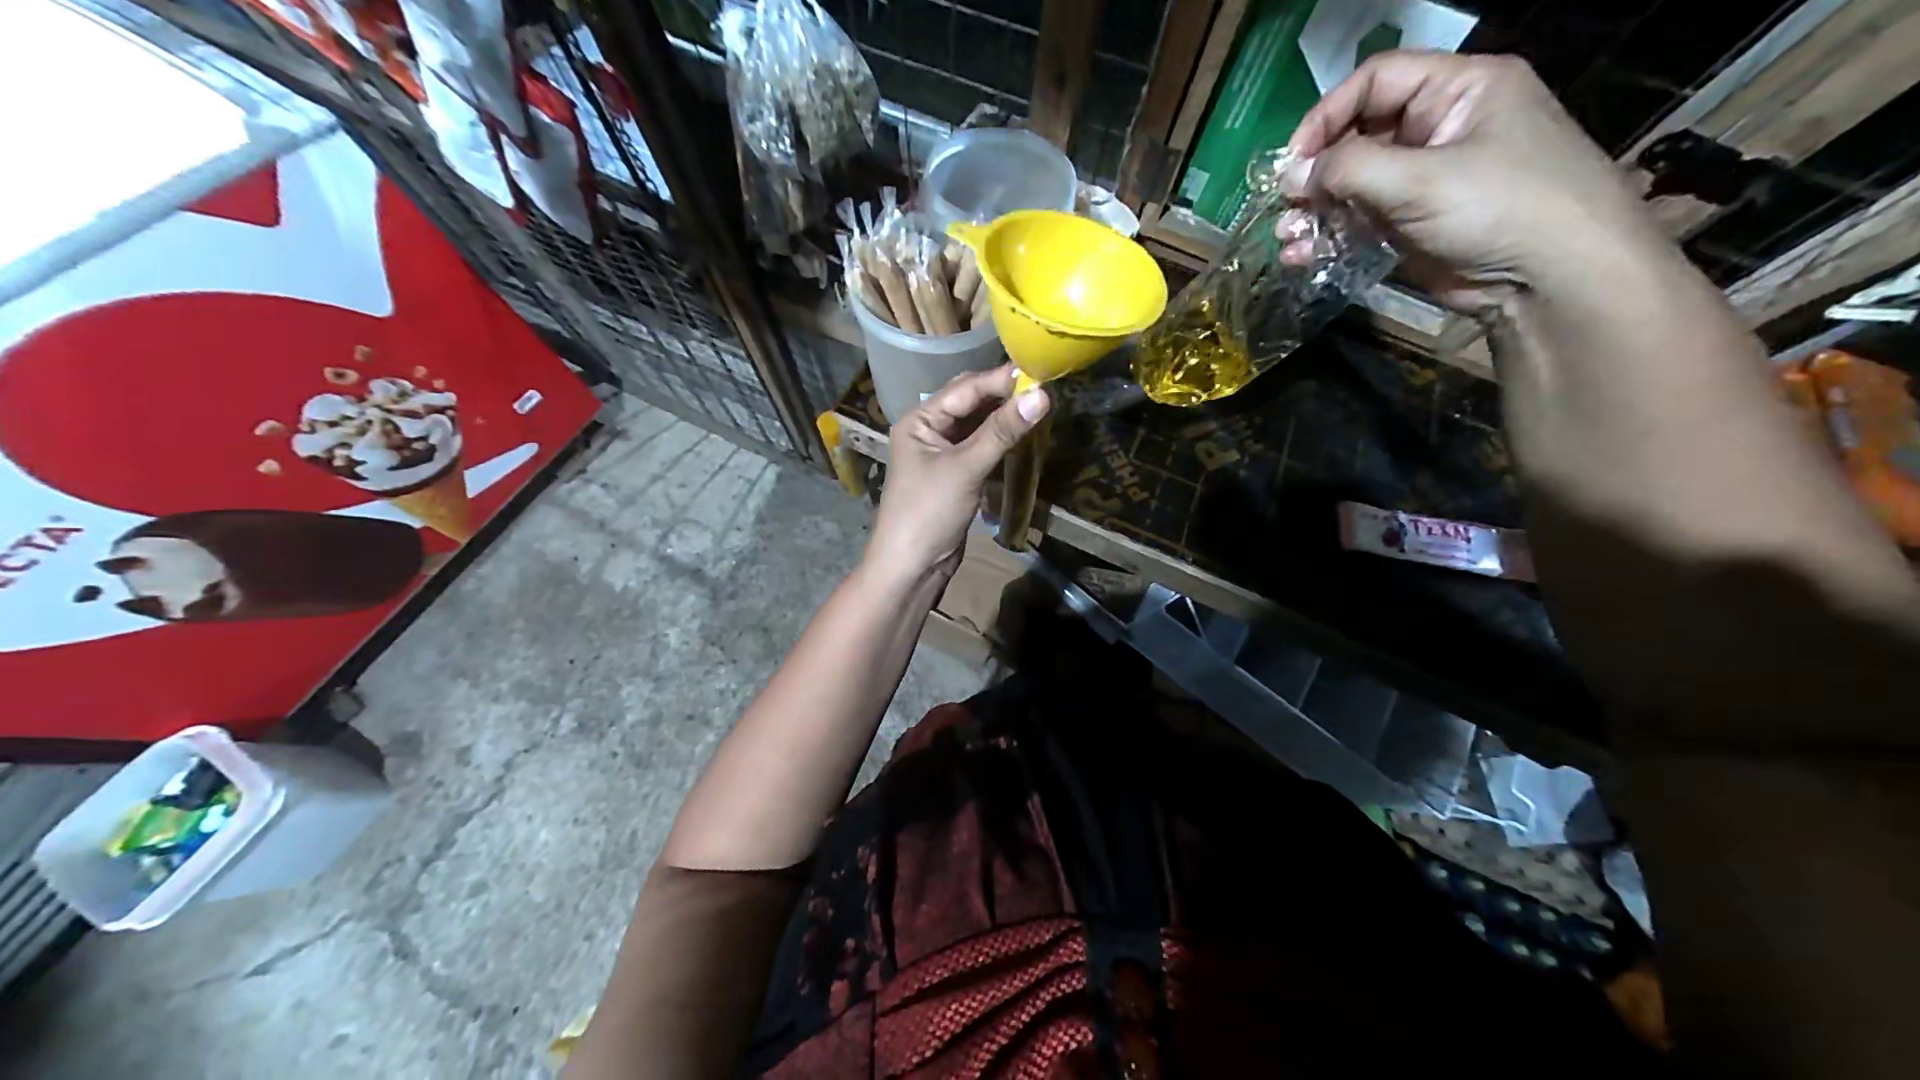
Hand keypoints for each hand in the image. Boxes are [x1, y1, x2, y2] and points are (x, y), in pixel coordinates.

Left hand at [865, 365, 1048, 580]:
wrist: (911, 567)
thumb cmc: (928, 512)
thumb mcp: (966, 468)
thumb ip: (1002, 432)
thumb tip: (1042, 396)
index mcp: (920, 420)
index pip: (965, 388)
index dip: (1001, 379)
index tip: (1040, 372)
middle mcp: (929, 430)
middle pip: (971, 403)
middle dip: (1003, 395)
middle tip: (1044, 388)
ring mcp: (942, 453)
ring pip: (978, 425)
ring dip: (1005, 418)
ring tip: (1040, 407)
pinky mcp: (956, 475)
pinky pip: (981, 447)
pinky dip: (1001, 440)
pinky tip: (1024, 434)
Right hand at [1288, 51, 1665, 312]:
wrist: (1549, 278)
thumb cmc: (1498, 206)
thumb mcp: (1421, 178)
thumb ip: (1350, 169)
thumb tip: (1293, 176)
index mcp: (1458, 90)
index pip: (1377, 80)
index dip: (1328, 114)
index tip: (1294, 158)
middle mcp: (1438, 128)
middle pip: (1358, 135)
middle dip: (1316, 171)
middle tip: (1286, 203)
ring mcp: (1423, 180)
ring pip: (1352, 184)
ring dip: (1315, 210)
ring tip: (1289, 236)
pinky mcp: (1411, 224)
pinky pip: (1358, 221)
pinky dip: (1329, 236)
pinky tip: (1303, 255)